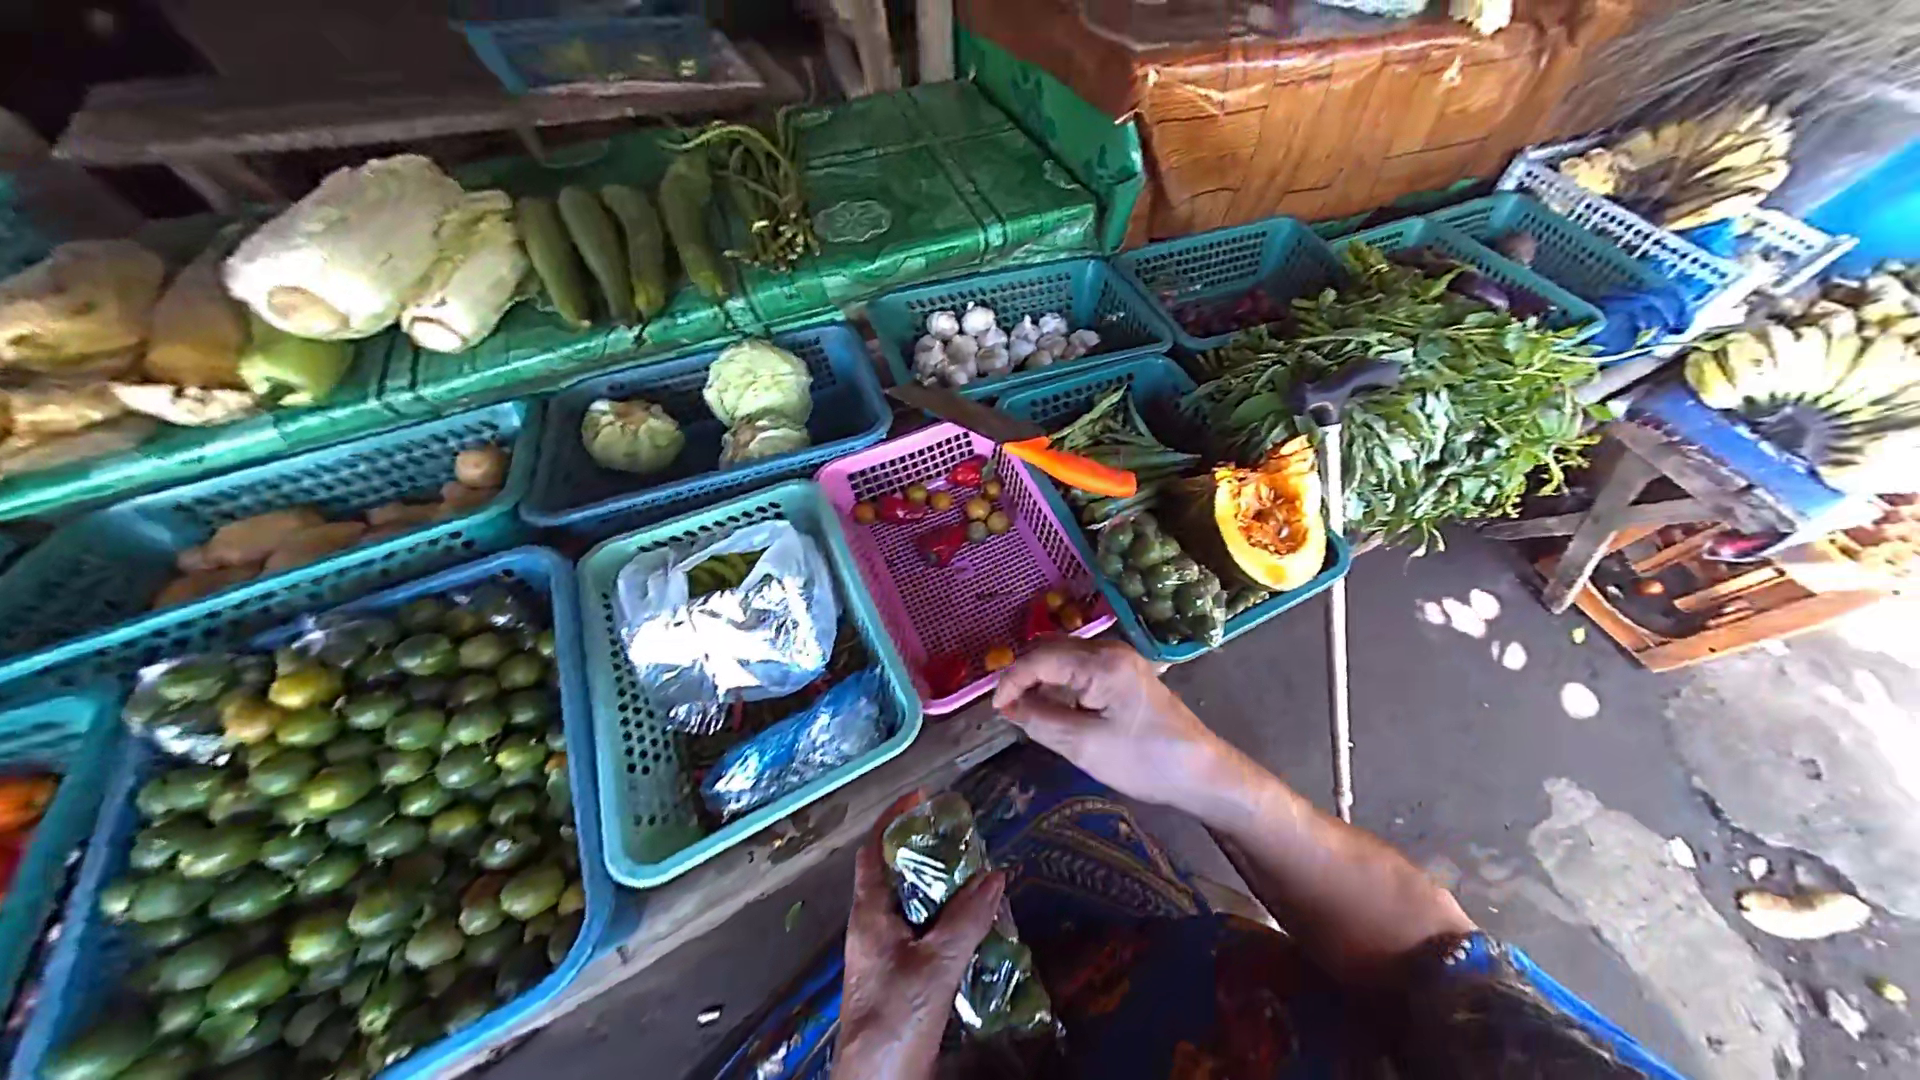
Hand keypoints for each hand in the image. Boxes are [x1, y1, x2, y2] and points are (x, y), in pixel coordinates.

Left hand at [835, 794, 1005, 1079]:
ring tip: (971, 871)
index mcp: (869, 912)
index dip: (893, 818)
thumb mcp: (936, 965)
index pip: (874, 850)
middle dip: (923, 849)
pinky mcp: (897, 974)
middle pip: (893, 872)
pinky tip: (970, 922)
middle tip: (958, 835)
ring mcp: (883, 951)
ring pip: (909, 902)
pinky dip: (942, 916)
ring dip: (936, 884)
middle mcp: (872, 925)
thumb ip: (966, 920)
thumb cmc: (896, 1018)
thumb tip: (995, 874)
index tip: (921, 797)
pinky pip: (919, 930)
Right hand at [991, 637, 1241, 811]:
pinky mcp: (1123, 670)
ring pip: (1062, 654)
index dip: (1011, 681)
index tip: (995, 709)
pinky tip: (1053, 705)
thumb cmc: (1145, 762)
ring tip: (1026, 709)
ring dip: (1040, 677)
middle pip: (1049, 648)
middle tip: (1007, 708)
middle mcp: (1109, 648)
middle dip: (1023, 675)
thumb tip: (1007, 707)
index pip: (1039, 658)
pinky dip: (1058, 680)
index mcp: (1102, 662)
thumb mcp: (1084, 746)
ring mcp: (1119, 657)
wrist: (1202, 772)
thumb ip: (1040, 721)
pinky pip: (1078, 664)